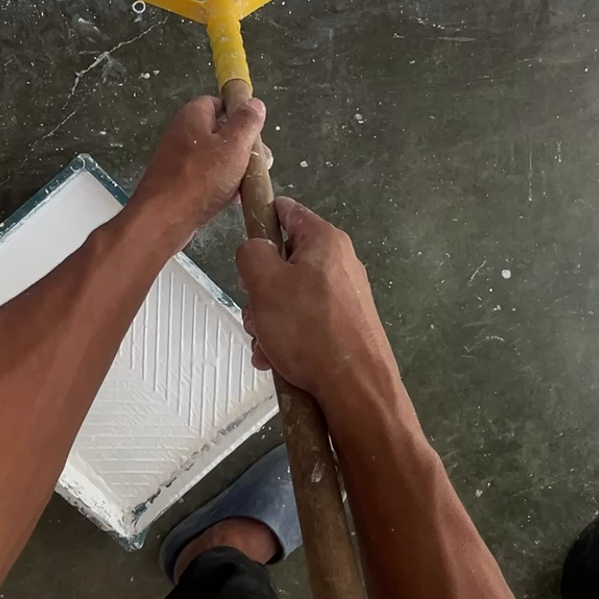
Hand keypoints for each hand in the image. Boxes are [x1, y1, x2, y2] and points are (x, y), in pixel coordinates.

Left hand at [131, 95, 266, 238]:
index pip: (218, 102)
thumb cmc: (201, 179)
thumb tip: (255, 103)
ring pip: (214, 157)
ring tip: (247, 183)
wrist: (163, 219)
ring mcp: (177, 159)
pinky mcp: (176, 182)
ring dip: (233, 168)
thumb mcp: (233, 146)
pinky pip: (204, 176)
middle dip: (241, 146)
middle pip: (218, 131)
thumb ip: (246, 122)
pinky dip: (220, 184)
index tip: (255, 132)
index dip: (239, 114)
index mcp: (193, 116)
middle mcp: (182, 133)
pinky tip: (232, 198)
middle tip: (258, 162)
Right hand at [236, 198, 399, 417]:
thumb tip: (257, 249)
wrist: (355, 387)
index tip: (244, 233)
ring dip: (269, 320)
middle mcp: (339, 263)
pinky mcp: (346, 325)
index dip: (262, 217)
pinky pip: (306, 322)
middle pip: (285, 261)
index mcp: (325, 241)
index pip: (288, 211)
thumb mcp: (264, 282)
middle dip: (261, 289)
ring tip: (266, 344)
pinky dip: (288, 338)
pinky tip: (277, 360)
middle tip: (255, 311)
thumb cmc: (310, 329)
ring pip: (291, 296)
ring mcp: (345, 296)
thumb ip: (252, 253)